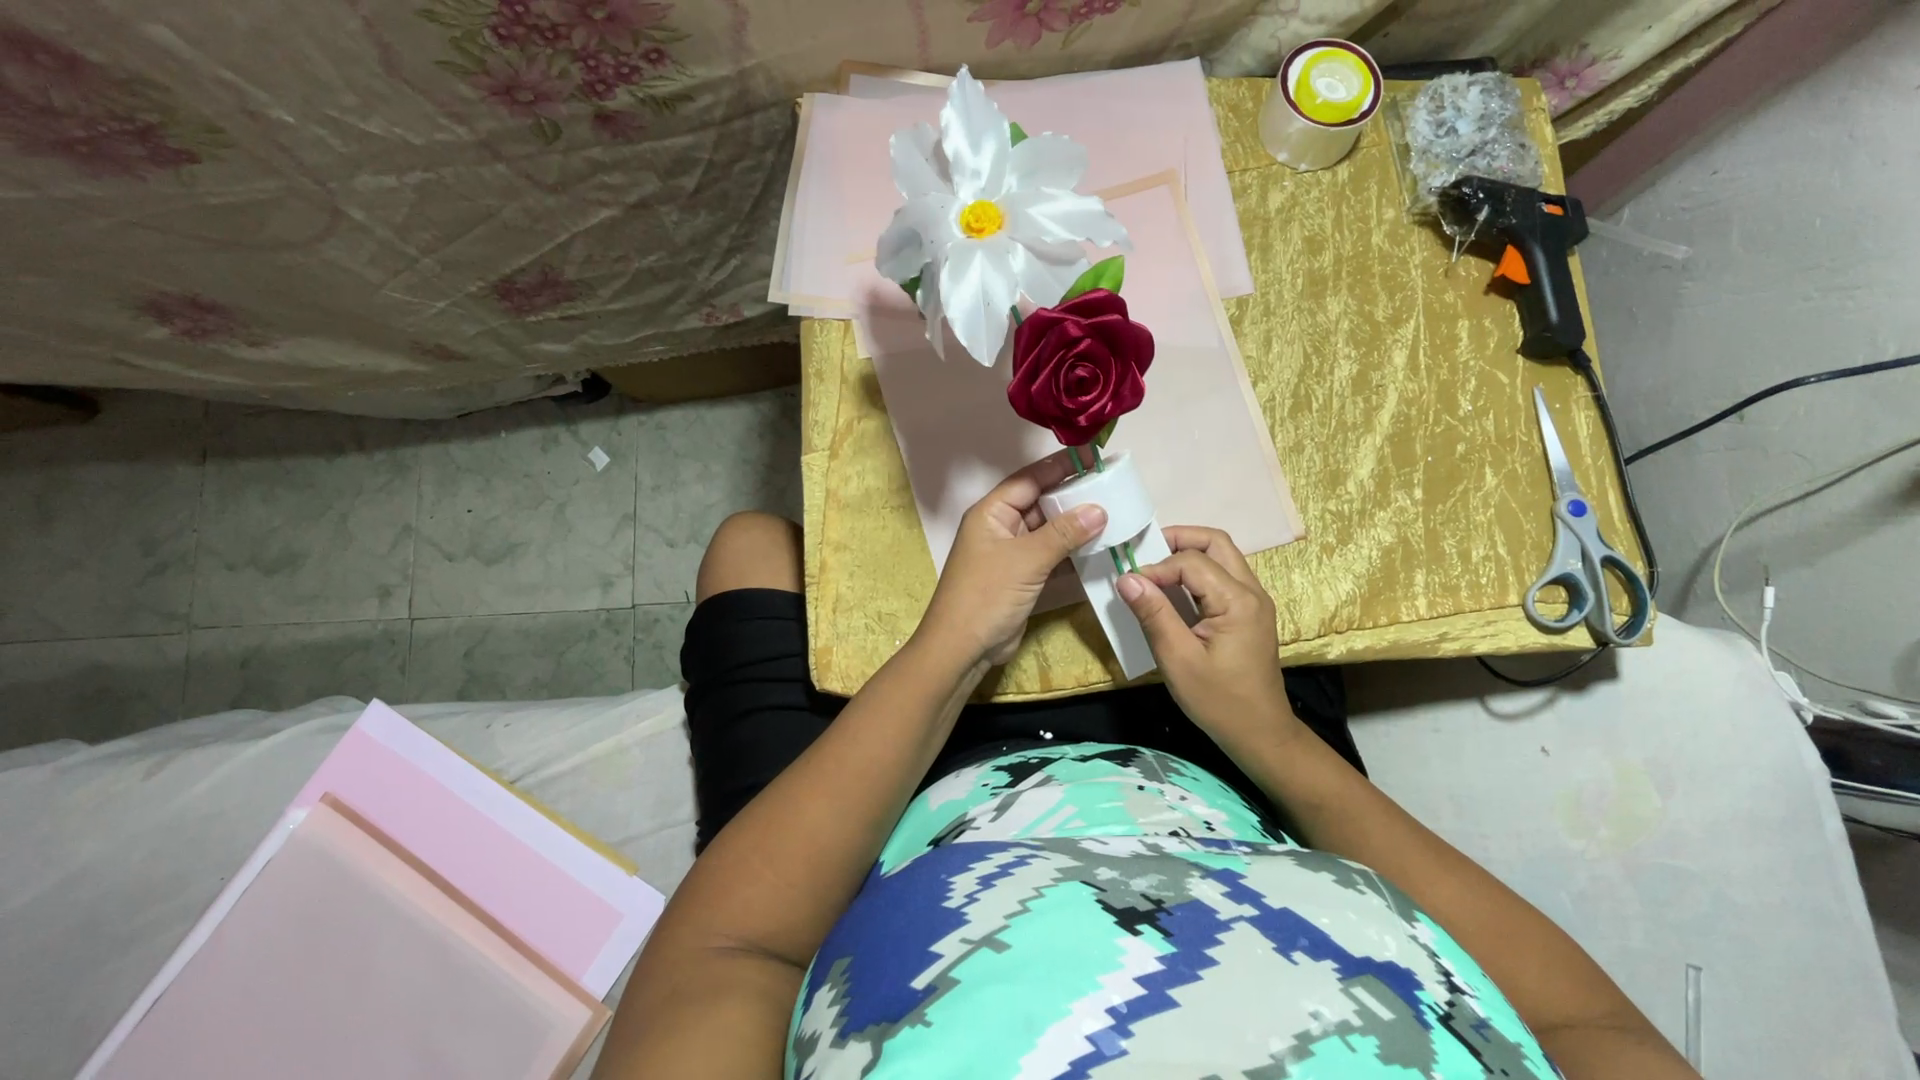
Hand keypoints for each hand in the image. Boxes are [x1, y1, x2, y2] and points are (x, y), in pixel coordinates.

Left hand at [918, 452, 1107, 667]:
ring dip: (1077, 527)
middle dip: (1074, 497)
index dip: (1060, 467)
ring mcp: (1011, 554)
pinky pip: (1051, 557)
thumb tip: (1099, 510)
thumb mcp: (1026, 559)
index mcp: (991, 513)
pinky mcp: (1022, 579)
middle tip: (1114, 488)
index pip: (1030, 479)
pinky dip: (1073, 553)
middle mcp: (1000, 528)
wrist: (963, 648)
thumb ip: (1063, 533)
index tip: (1094, 458)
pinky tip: (1101, 548)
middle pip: (1041, 503)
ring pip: (1049, 532)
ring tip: (1115, 514)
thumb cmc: (986, 595)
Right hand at [1116, 527, 1297, 742]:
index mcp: (1237, 601)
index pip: (1191, 561)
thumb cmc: (1217, 700)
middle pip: (1215, 543)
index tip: (1129, 585)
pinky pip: (1223, 576)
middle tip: (1143, 555)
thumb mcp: (1177, 659)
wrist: (1259, 732)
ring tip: (1153, 570)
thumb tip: (1126, 578)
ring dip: (1187, 555)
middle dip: (1177, 541)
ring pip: (1222, 556)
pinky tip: (1172, 590)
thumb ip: (1153, 614)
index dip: (1156, 567)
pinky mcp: (1249, 612)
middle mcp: (1252, 591)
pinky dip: (1196, 573)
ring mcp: (1255, 601)